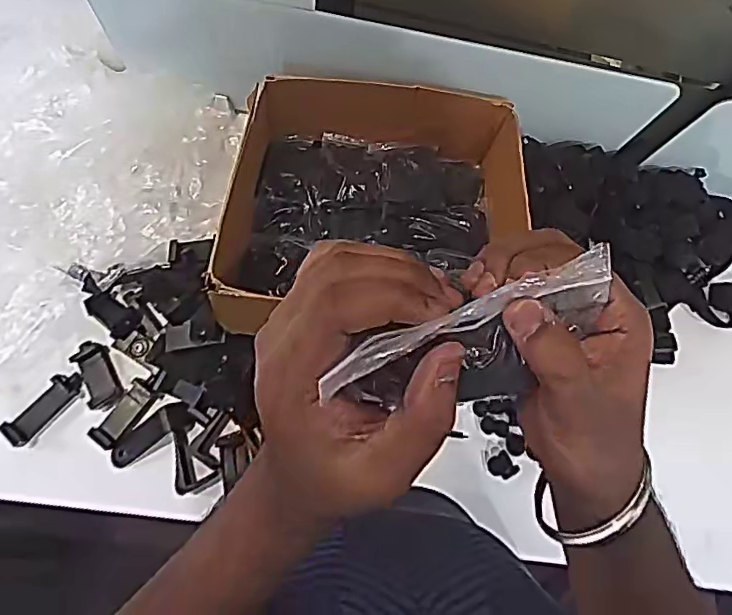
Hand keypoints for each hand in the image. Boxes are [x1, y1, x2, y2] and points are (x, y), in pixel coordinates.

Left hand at [250, 240, 465, 528]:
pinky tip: (406, 285)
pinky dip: (380, 263)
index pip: (334, 301)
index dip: (395, 295)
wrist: (298, 475)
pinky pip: (338, 260)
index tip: (437, 313)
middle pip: (339, 269)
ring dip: (395, 265)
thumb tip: (449, 356)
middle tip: (444, 303)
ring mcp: (290, 314)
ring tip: (431, 294)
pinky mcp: (306, 303)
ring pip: (339, 256)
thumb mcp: (383, 474)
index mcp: (291, 374)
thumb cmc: (329, 475)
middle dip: (405, 277)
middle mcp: (283, 334)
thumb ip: (423, 422)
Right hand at [468, 230, 650, 529]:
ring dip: (499, 269)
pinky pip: (509, 293)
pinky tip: (476, 297)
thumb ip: (554, 351)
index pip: (583, 267)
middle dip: (516, 260)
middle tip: (490, 281)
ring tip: (480, 287)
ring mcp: (559, 314)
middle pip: (552, 255)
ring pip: (528, 266)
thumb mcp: (580, 399)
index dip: (546, 265)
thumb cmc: (599, 445)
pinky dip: (489, 289)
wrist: (584, 480)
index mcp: (617, 315)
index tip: (515, 280)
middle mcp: (589, 307)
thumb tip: (523, 308)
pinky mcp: (533, 327)